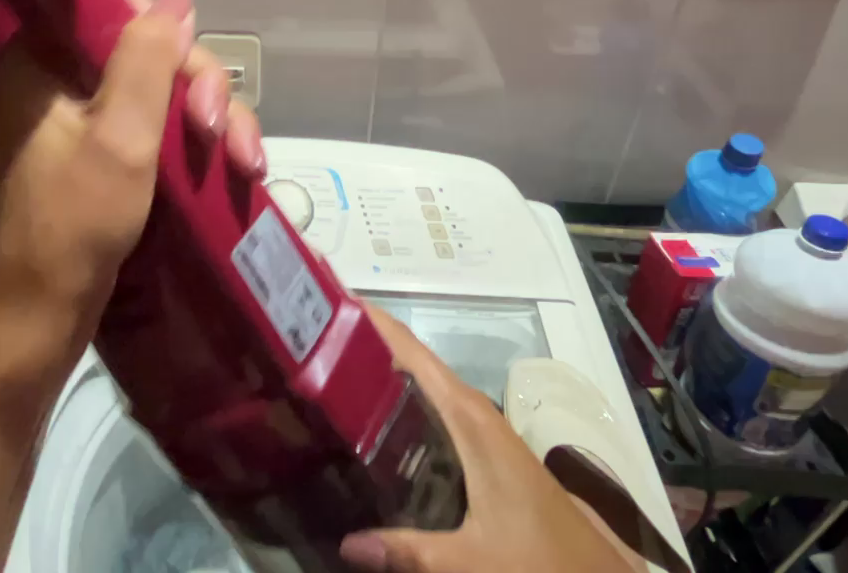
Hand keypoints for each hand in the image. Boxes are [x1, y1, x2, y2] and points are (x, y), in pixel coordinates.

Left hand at [0, 0, 264, 327]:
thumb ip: (146, 61)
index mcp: (41, 57)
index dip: (158, 18)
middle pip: (147, 45)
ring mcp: (84, 112)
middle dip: (197, 83)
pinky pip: (161, 119)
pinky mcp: (106, 145)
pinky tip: (236, 163)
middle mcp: (58, 74)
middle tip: (217, 130)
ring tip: (241, 159)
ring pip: (164, 84)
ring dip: (211, 115)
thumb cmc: (76, 222)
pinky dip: (198, 137)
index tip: (190, 59)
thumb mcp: (120, 136)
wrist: (50, 311)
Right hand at [341, 308, 643, 572]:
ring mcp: (478, 426)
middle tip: (306, 338)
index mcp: (467, 417)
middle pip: (408, 359)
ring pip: (419, 382)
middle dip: (360, 342)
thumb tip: (344, 544)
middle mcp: (470, 409)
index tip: (324, 300)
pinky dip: (396, 397)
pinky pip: (429, 405)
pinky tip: (366, 418)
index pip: (410, 350)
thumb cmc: (542, 560)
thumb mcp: (472, 562)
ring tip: (322, 366)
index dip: (369, 319)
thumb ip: (408, 551)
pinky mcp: (481, 446)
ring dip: (377, 369)